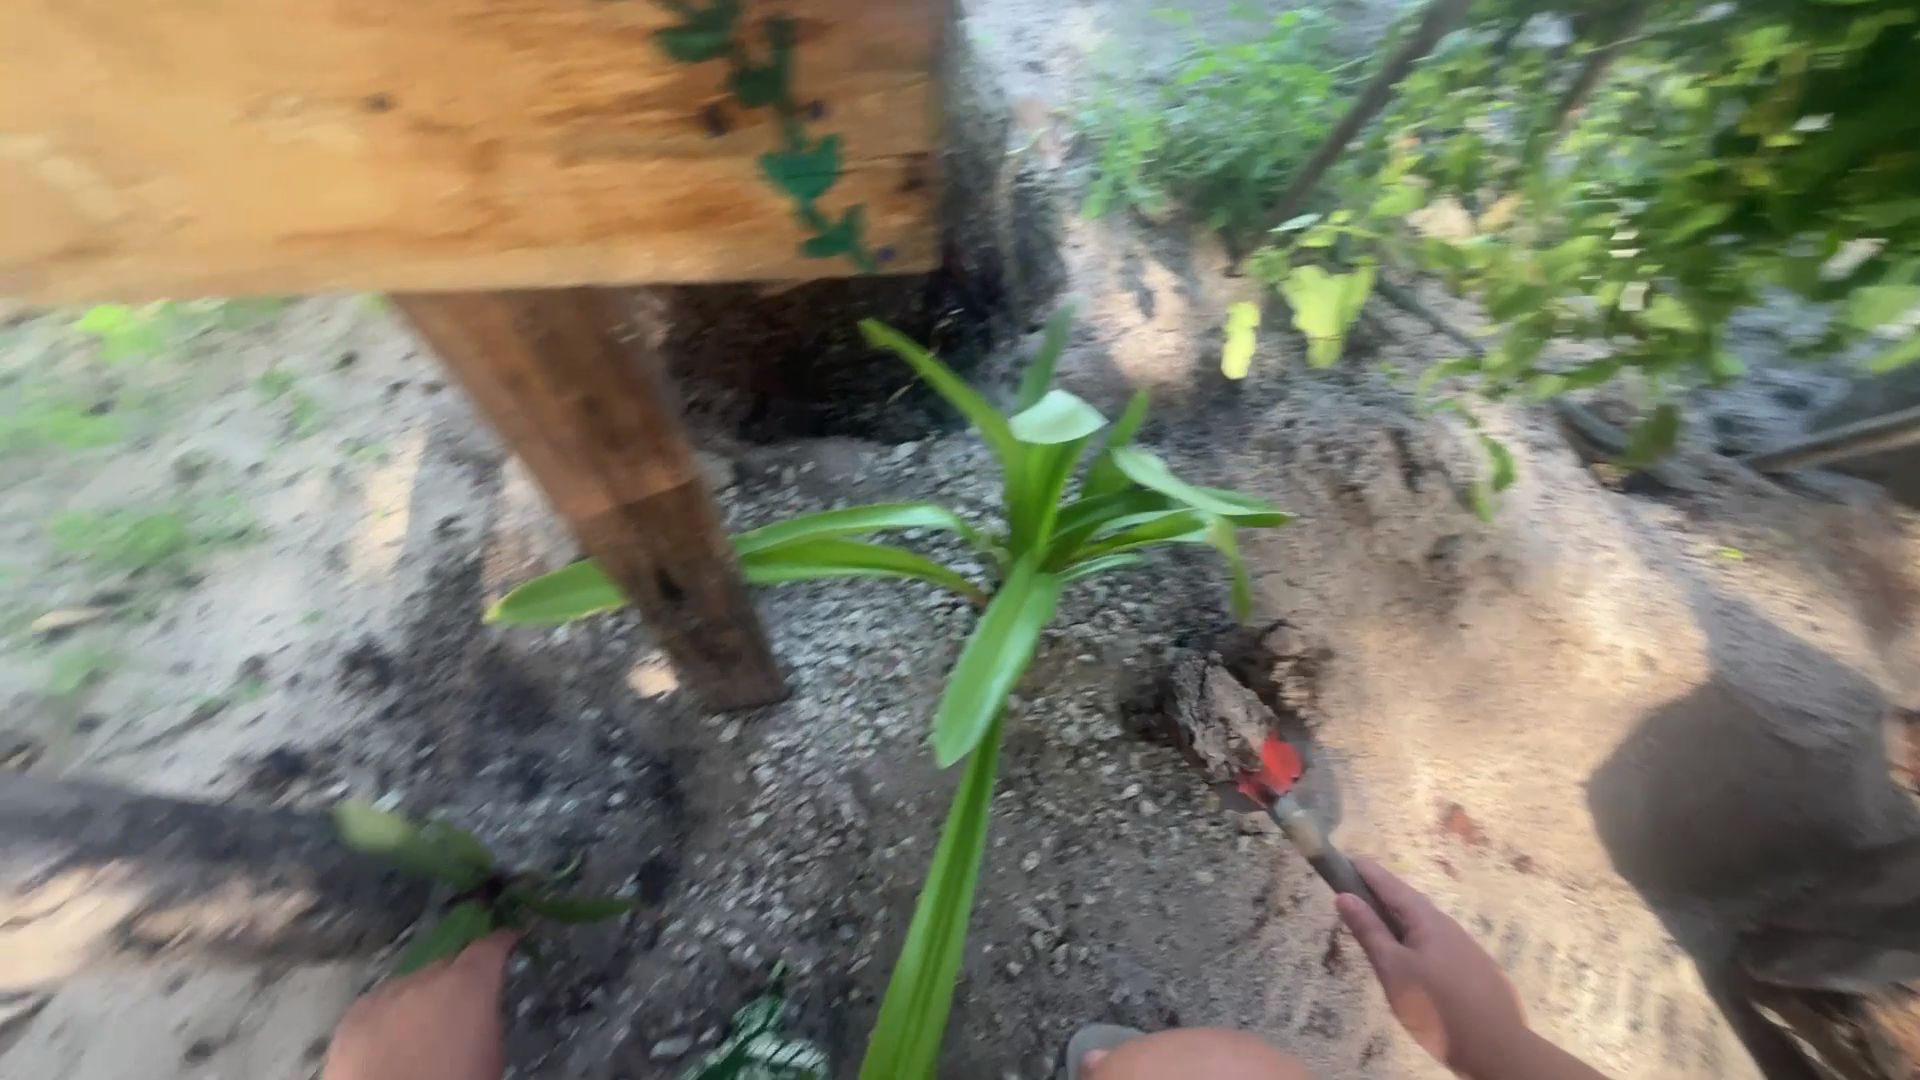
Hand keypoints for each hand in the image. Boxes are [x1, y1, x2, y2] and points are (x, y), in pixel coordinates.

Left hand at [323, 930, 517, 1079]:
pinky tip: (387, 1038)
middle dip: (457, 979)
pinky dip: (388, 1014)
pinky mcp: (351, 1021)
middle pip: (448, 964)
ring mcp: (385, 997)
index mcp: (470, 983)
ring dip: (420, 997)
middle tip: (460, 1007)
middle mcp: (428, 978)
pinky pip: (378, 1004)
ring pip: (411, 984)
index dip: (502, 943)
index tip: (510, 942)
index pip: (491, 946)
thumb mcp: (491, 1054)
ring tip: (418, 1027)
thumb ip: (486, 1018)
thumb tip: (478, 1009)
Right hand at [1336, 859, 1527, 1076]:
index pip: (1389, 884)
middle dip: (1379, 895)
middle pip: (1407, 901)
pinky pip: (1438, 945)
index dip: (1364, 871)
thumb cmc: (1438, 1008)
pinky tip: (1412, 960)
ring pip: (1424, 925)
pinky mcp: (1477, 973)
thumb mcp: (1392, 969)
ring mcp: (1467, 950)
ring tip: (1377, 928)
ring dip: (1397, 919)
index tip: (1342, 859)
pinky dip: (1416, 940)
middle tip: (1352, 896)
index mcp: (1427, 920)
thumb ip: (1368, 930)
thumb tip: (1344, 895)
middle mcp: (1449, 927)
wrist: (1504, 1057)